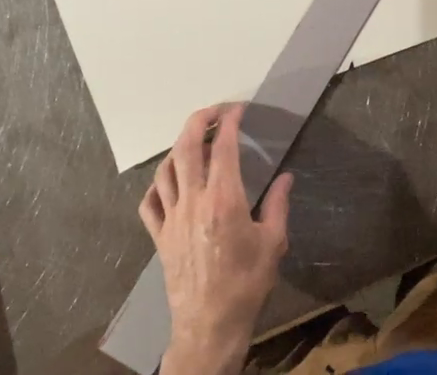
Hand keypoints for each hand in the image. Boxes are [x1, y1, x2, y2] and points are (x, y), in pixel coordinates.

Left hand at [139, 103, 293, 374]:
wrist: (210, 325)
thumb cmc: (246, 284)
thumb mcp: (273, 243)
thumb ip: (278, 205)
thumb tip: (286, 177)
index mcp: (224, 199)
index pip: (224, 147)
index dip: (230, 121)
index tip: (238, 110)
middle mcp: (194, 201)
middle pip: (187, 147)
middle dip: (199, 120)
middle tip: (214, 111)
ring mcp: (171, 218)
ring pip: (166, 169)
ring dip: (179, 147)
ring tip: (195, 141)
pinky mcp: (159, 236)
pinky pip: (150, 201)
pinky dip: (158, 183)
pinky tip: (170, 180)